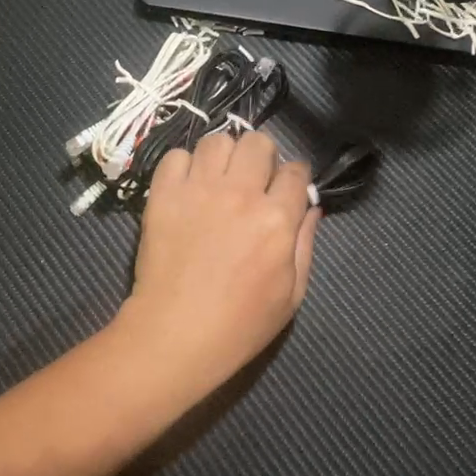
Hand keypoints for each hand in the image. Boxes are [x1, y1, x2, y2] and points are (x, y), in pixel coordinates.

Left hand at [115, 131, 320, 394]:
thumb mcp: (291, 295)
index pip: (296, 171)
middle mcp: (241, 194)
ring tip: (219, 178)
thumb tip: (312, 207)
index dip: (295, 177)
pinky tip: (187, 187)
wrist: (175, 335)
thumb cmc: (239, 325)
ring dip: (224, 156)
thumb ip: (305, 244)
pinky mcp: (164, 194)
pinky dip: (184, 166)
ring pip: (218, 140)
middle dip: (262, 156)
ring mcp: (199, 189)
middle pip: (258, 142)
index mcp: (277, 219)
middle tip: (254, 180)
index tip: (288, 187)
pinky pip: (176, 155)